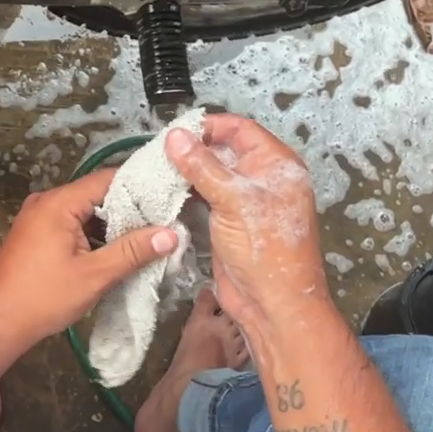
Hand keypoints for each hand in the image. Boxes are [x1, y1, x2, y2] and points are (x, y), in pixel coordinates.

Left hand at [0, 167, 179, 355]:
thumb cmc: (43, 297)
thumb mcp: (94, 275)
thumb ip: (132, 251)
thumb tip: (171, 234)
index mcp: (59, 202)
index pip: (108, 179)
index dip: (140, 187)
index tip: (167, 199)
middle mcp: (46, 201)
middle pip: (97, 193)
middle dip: (128, 208)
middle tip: (162, 222)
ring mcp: (38, 216)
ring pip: (85, 210)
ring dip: (111, 224)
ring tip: (146, 237)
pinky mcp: (36, 233)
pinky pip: (72, 222)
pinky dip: (93, 233)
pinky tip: (115, 249)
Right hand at [166, 114, 331, 334]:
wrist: (273, 305)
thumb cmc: (265, 250)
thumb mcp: (233, 200)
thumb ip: (202, 166)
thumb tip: (175, 136)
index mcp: (275, 165)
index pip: (240, 130)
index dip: (210, 126)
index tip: (177, 130)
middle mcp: (261, 178)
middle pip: (224, 150)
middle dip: (194, 148)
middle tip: (159, 150)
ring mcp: (244, 201)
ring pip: (212, 174)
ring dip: (187, 171)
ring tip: (157, 169)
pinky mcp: (229, 221)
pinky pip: (206, 197)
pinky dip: (187, 192)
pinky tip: (165, 191)